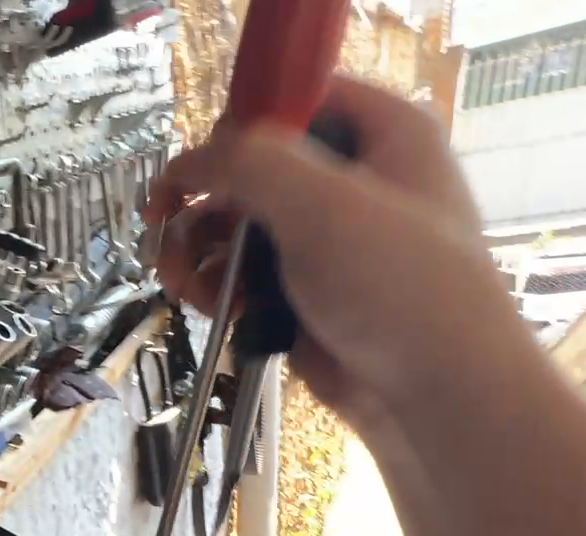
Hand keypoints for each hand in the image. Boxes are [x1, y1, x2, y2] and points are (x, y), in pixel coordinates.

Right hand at [147, 77, 531, 430]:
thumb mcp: (325, 208)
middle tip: (161, 231)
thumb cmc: (394, 288)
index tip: (196, 169)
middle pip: (249, 167)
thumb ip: (254, 166)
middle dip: (199, 203)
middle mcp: (350, 178)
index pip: (296, 97)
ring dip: (193, 252)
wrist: (424, 387)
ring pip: (233, 223)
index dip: (238, 124)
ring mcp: (322, 236)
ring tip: (179, 284)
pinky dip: (211, 284)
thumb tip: (189, 159)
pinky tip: (204, 303)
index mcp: (381, 135)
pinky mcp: (298, 285)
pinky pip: (238, 269)